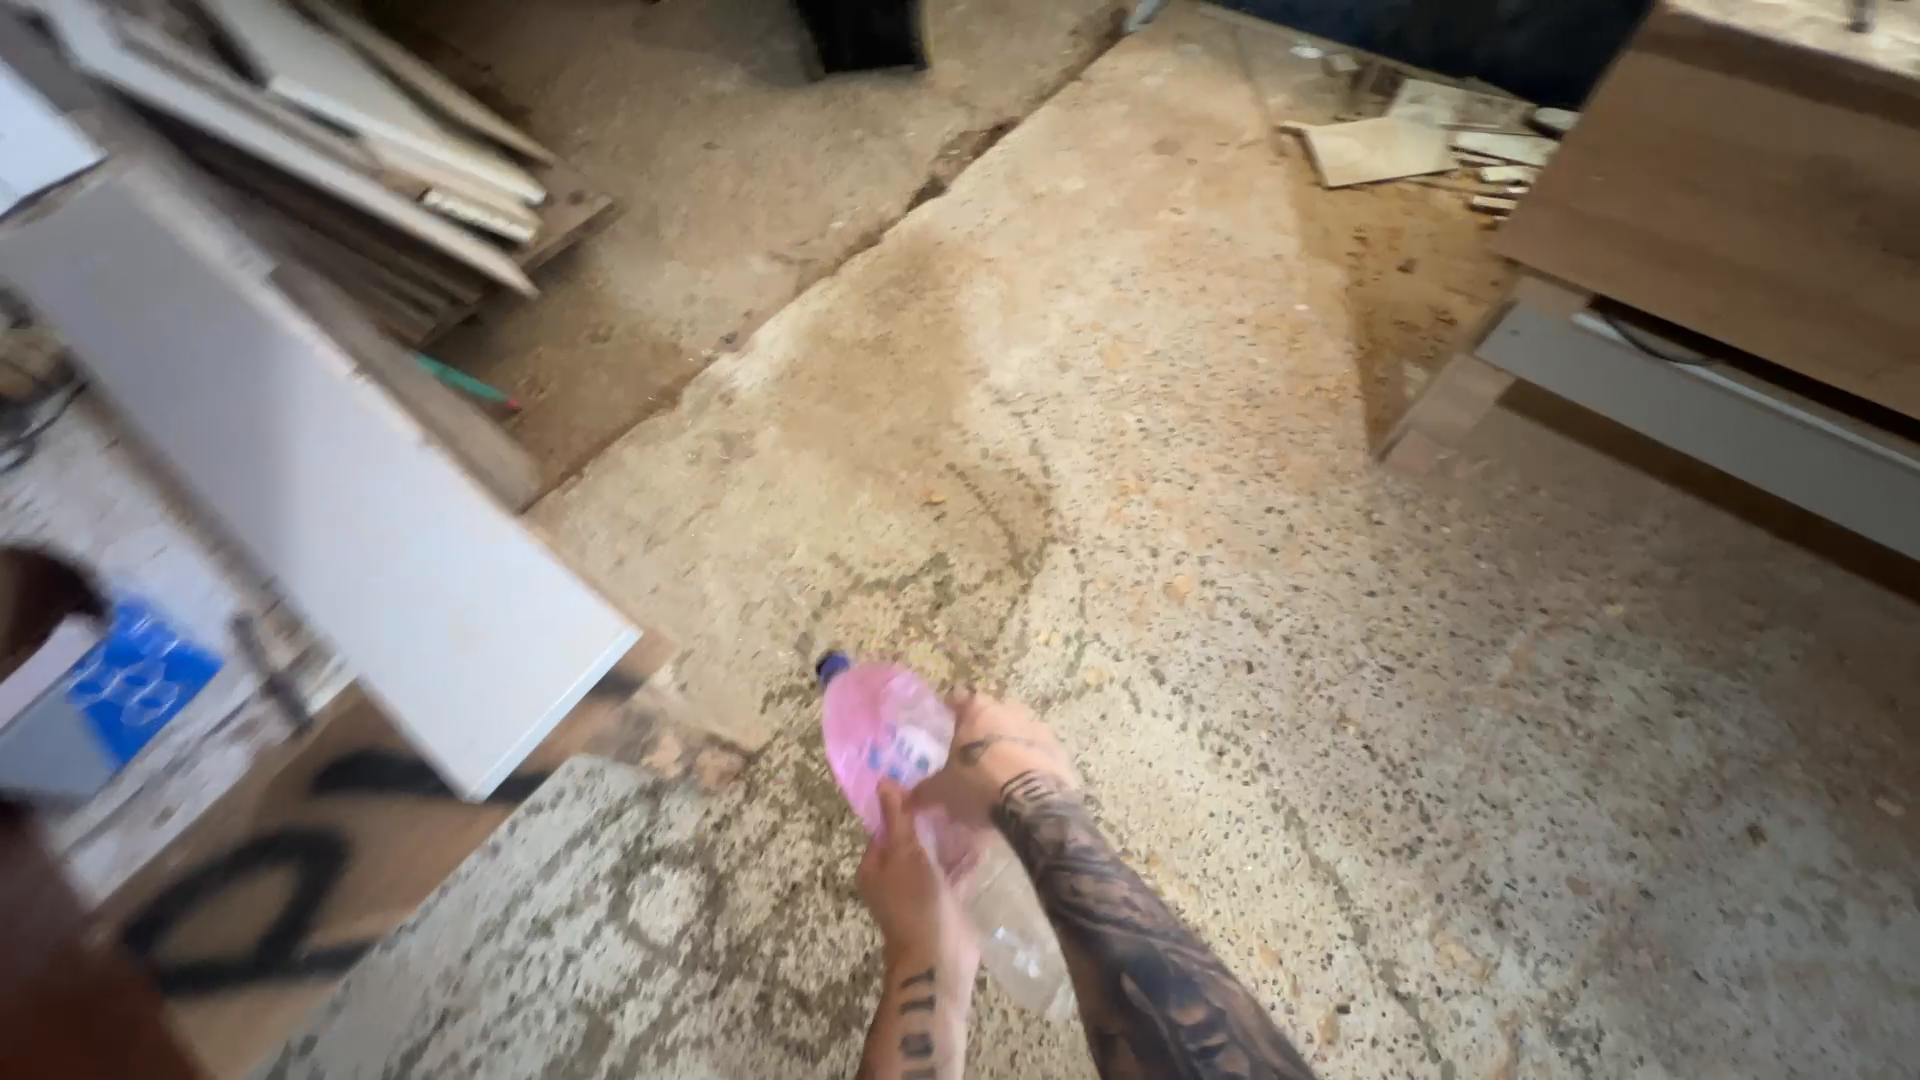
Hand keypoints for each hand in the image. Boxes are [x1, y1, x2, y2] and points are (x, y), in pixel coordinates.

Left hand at [857, 779, 976, 966]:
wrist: (938, 959)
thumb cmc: (914, 901)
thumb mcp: (902, 853)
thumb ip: (897, 817)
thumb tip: (883, 780)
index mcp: (875, 866)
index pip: (887, 825)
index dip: (904, 803)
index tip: (927, 778)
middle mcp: (896, 876)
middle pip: (913, 838)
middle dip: (932, 818)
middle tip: (955, 788)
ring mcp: (923, 889)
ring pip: (936, 854)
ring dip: (951, 836)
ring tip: (972, 807)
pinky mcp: (947, 899)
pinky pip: (955, 871)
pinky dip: (966, 857)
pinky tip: (983, 837)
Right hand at [909, 690, 1077, 827]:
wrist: (1034, 802)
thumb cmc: (979, 784)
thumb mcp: (944, 790)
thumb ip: (924, 791)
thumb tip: (902, 800)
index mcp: (977, 709)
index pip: (960, 698)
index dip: (952, 709)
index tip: (948, 720)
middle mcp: (1008, 708)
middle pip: (991, 713)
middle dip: (983, 730)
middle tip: (973, 753)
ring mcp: (1037, 726)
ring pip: (1018, 730)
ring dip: (1010, 745)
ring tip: (1001, 772)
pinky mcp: (1059, 749)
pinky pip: (1039, 752)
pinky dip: (1032, 762)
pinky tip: (1025, 783)